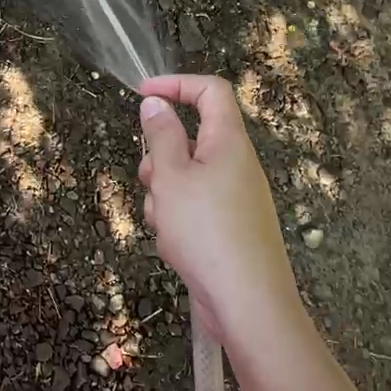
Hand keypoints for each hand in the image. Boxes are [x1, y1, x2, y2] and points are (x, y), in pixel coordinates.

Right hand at [137, 75, 363, 390]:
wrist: (249, 307)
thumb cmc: (207, 232)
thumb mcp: (171, 176)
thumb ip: (160, 135)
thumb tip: (156, 102)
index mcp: (229, 142)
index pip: (210, 91)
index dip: (176, 83)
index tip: (142, 93)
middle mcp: (237, 165)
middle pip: (192, 137)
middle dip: (160, 154)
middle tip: (150, 177)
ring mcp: (236, 199)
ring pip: (187, 175)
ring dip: (164, 191)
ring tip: (162, 219)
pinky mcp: (230, 228)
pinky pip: (195, 206)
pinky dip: (177, 217)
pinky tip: (174, 243)